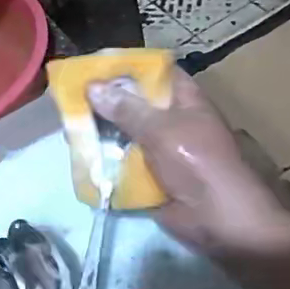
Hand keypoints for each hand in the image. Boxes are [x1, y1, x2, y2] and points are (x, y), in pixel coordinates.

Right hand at [88, 72, 289, 255]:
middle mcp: (171, 120)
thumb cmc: (199, 164)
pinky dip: (103, 161)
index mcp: (184, 99)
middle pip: (133, 103)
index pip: (154, 72)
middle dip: (104, 102)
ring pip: (124, 134)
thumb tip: (92, 86)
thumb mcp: (162, 130)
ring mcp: (160, 150)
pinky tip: (78, 154)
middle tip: (70, 98)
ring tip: (68, 127)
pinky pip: (122, 163)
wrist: (220, 222)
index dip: (126, 67)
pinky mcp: (150, 177)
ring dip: (100, 133)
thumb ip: (126, 109)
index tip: (93, 66)